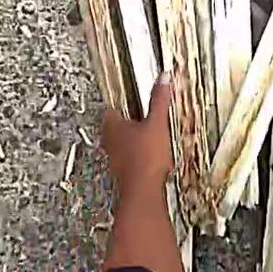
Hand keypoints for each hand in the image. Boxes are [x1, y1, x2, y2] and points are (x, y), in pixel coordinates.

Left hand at [102, 78, 173, 198]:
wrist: (144, 191)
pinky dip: (137, 153)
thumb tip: (163, 79)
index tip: (132, 97)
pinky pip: (128, 156)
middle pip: (115, 124)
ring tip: (146, 134)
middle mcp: (109, 141)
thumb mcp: (157, 123)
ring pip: (121, 141)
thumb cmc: (145, 159)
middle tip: (140, 114)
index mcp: (112, 125)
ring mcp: (115, 157)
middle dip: (128, 119)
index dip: (122, 100)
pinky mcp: (123, 171)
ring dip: (132, 137)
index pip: (112, 106)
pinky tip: (149, 154)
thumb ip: (159, 100)